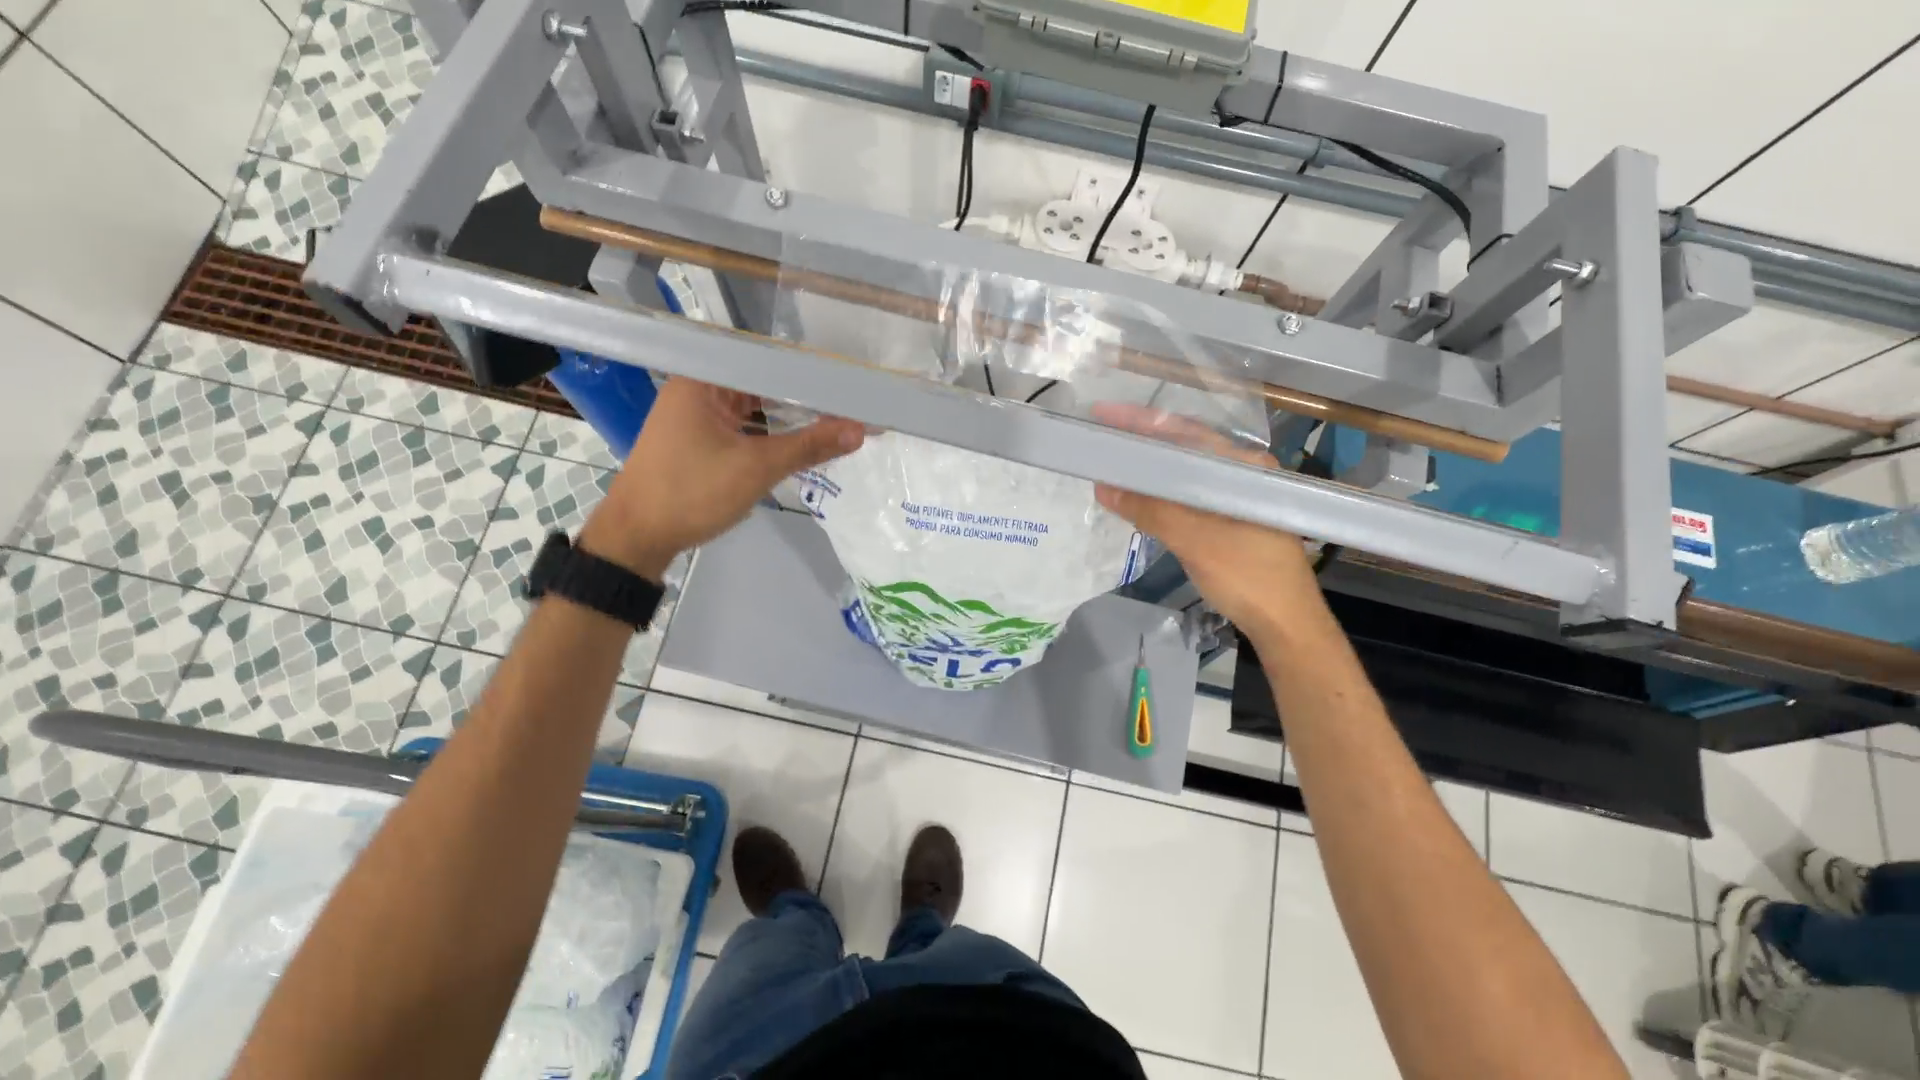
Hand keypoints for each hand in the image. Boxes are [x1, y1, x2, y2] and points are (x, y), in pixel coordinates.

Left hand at [579, 379, 864, 579]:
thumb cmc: (692, 493)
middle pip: (759, 381)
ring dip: (785, 416)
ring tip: (832, 418)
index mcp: (702, 379)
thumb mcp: (757, 468)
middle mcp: (695, 388)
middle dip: (801, 395)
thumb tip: (860, 430)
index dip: (808, 372)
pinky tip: (797, 441)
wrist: (636, 538)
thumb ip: (810, 446)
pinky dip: (766, 433)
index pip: (766, 362)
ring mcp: (692, 415)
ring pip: (750, 406)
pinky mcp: (694, 439)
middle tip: (847, 400)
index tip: (847, 380)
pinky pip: (739, 426)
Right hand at [1089, 403, 1318, 639]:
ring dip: (1150, 469)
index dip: (1141, 422)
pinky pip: (1190, 496)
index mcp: (1244, 466)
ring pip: (1186, 473)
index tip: (1103, 415)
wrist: (1287, 625)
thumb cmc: (1248, 576)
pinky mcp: (1233, 521)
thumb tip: (1103, 485)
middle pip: (1185, 448)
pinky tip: (1139, 496)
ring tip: (1111, 461)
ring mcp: (1239, 498)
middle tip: (1100, 435)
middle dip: (1142, 442)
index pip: (1185, 431)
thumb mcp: (1194, 540)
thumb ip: (1149, 509)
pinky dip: (1162, 493)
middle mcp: (1244, 474)